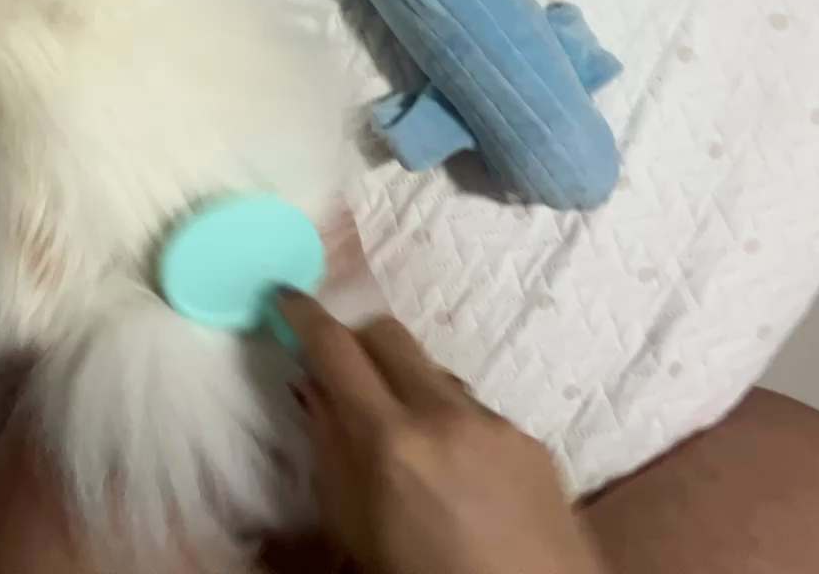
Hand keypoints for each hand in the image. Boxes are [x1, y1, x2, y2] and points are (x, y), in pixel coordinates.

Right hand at [275, 292, 606, 573]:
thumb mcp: (353, 521)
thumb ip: (328, 442)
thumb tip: (313, 383)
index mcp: (389, 439)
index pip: (335, 347)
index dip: (304, 314)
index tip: (285, 297)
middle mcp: (444, 416)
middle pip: (387, 332)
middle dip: (357, 338)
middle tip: (343, 366)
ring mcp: (495, 424)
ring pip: (431, 369)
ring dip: (405, 382)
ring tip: (407, 434)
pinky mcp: (532, 441)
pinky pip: (474, 408)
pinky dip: (448, 420)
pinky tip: (455, 468)